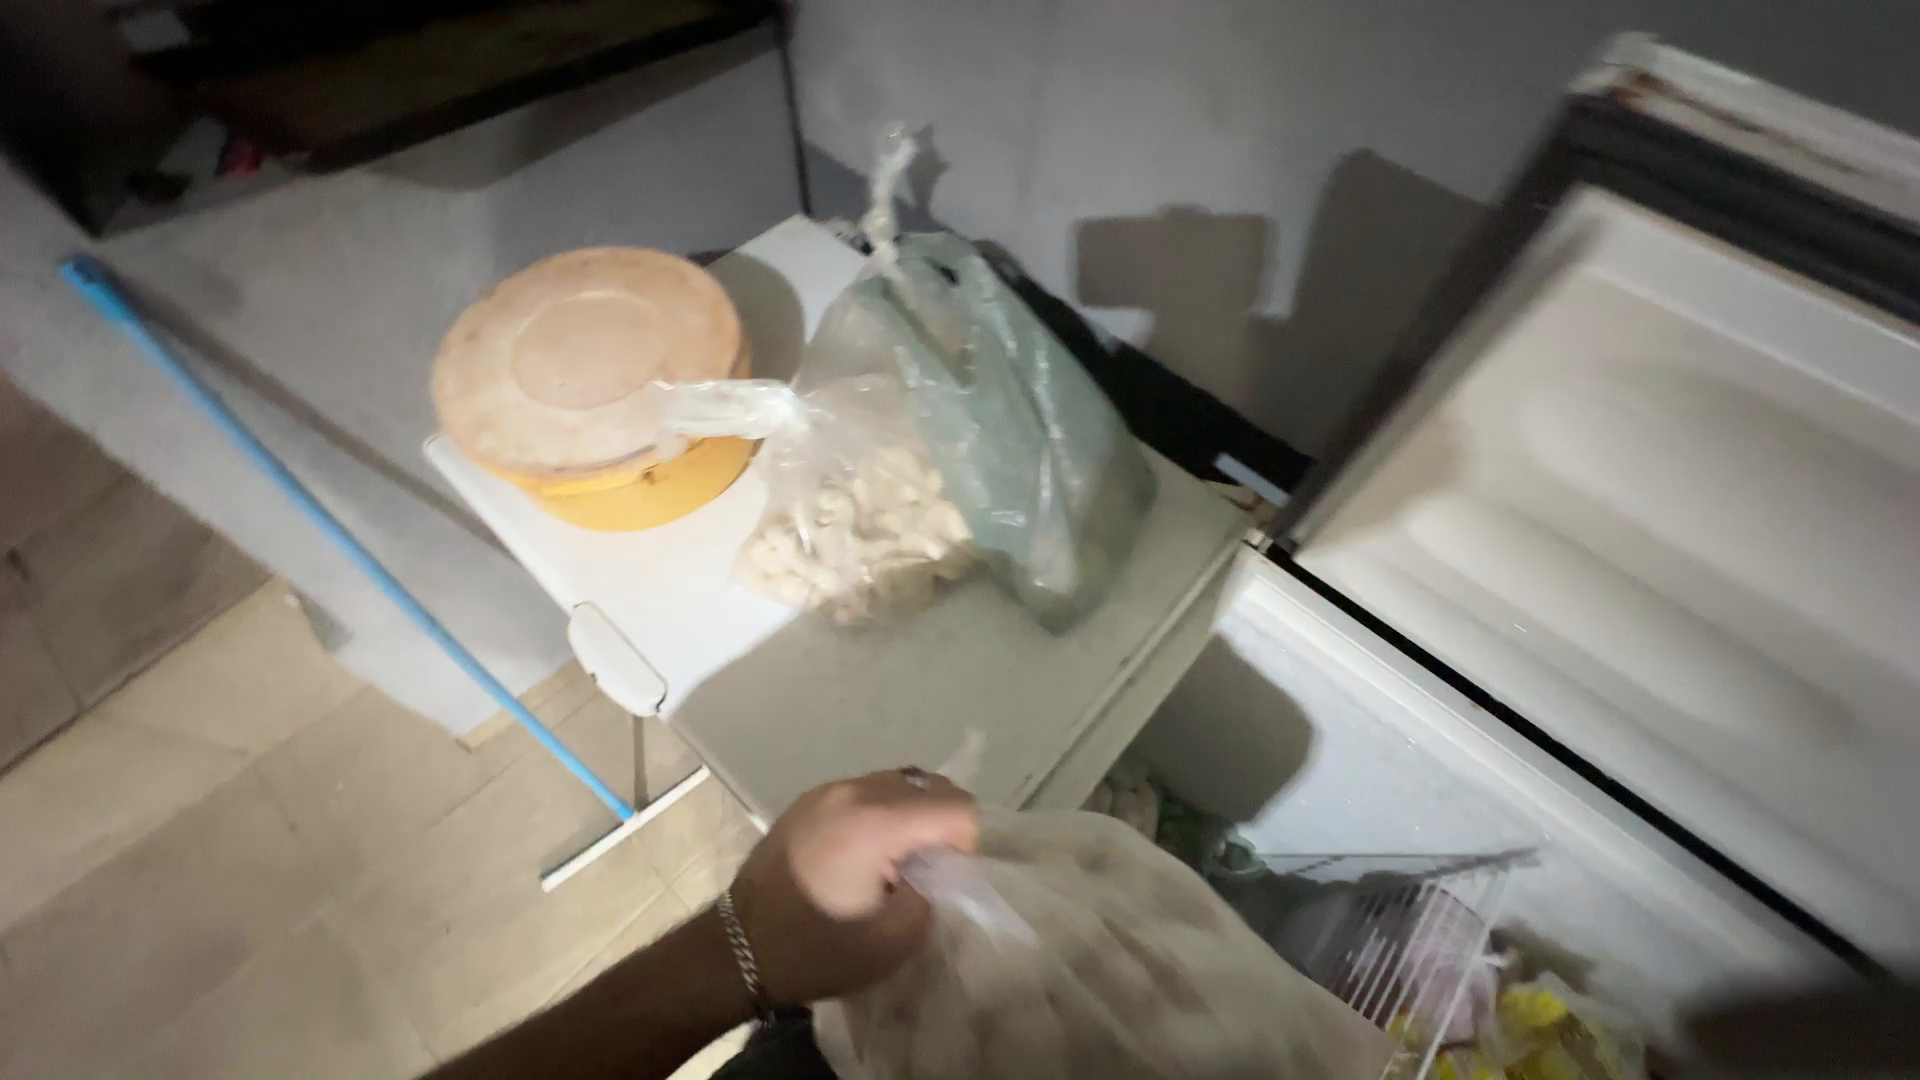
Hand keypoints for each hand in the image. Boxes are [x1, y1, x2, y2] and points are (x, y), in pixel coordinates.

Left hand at [727, 768, 978, 1004]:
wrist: (736, 948)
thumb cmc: (817, 949)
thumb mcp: (893, 941)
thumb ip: (933, 894)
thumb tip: (938, 868)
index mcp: (878, 820)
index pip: (956, 804)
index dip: (964, 842)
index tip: (942, 877)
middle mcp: (856, 790)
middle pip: (929, 785)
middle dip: (939, 824)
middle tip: (921, 870)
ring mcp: (829, 789)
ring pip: (897, 783)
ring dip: (908, 815)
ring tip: (889, 860)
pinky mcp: (809, 798)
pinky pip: (864, 791)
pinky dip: (878, 813)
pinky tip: (859, 852)